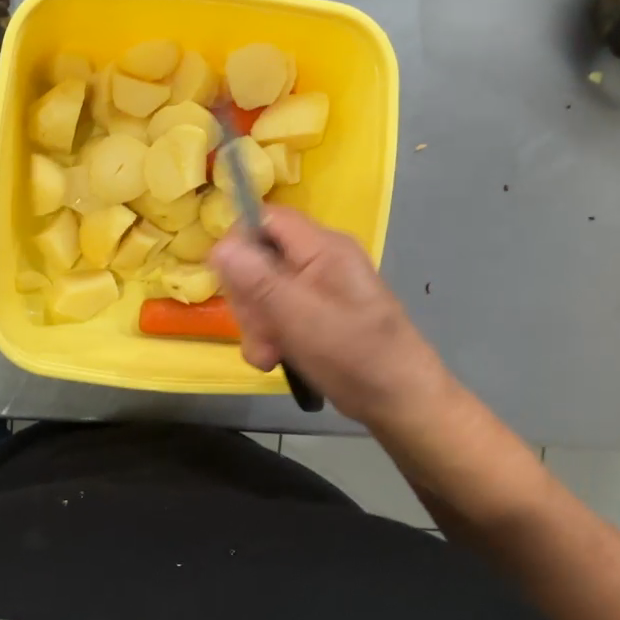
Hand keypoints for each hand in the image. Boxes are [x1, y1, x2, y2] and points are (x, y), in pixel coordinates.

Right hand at [208, 207, 450, 428]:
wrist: (399, 400)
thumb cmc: (354, 353)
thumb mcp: (298, 315)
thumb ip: (258, 279)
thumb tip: (219, 245)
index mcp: (322, 247)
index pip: (265, 218)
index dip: (239, 241)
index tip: (226, 278)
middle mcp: (318, 261)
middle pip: (258, 259)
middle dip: (248, 299)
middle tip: (259, 329)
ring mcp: (316, 290)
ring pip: (261, 292)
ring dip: (256, 326)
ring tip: (269, 355)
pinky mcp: (313, 317)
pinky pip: (275, 315)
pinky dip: (268, 338)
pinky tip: (273, 360)